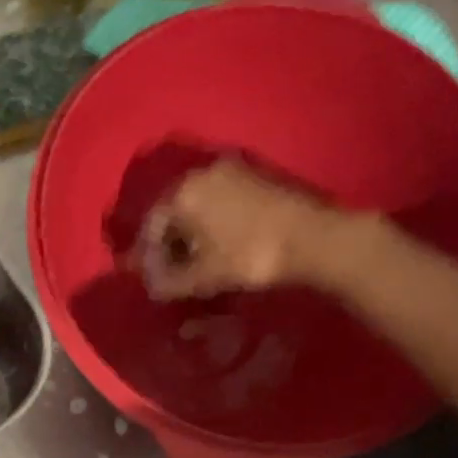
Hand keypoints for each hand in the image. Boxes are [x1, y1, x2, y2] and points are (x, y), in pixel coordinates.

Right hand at [137, 158, 367, 298]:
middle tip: (168, 270)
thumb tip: (152, 287)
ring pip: (199, 204)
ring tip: (193, 260)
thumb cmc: (248, 257)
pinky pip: (222, 200)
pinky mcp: (259, 176)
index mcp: (183, 193)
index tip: (147, 279)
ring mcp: (234, 170)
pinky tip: (219, 244)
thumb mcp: (202, 277)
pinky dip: (214, 222)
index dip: (146, 255)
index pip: (151, 225)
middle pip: (174, 210)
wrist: (312, 239)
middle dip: (168, 242)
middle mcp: (203, 172)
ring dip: (191, 232)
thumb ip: (169, 282)